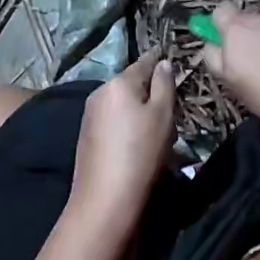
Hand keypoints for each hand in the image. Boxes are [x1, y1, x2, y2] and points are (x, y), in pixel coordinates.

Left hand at [69, 49, 175, 236]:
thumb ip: (164, 84)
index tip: (173, 63)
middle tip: (171, 109)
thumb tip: (163, 62)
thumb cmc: (141, 151)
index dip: (160, 61)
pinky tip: (138, 144)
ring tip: (158, 131)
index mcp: (118, 82)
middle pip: (131, 83)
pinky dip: (127, 125)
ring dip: (139, 110)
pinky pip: (113, 119)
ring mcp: (90, 114)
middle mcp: (99, 92)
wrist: (105, 198)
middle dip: (151, 91)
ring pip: (122, 103)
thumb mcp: (162, 115)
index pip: (144, 62)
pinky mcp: (87, 135)